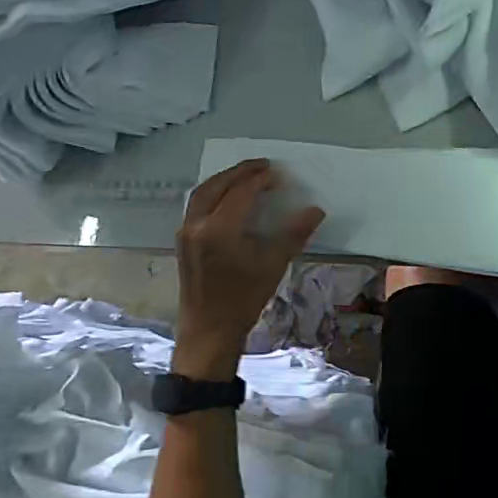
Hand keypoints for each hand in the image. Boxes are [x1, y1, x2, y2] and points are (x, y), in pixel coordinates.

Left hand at [173, 159, 325, 379]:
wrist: (209, 331)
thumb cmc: (243, 301)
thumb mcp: (272, 266)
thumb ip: (293, 234)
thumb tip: (315, 210)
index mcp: (219, 230)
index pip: (241, 192)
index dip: (261, 180)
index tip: (280, 175)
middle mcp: (197, 225)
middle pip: (217, 185)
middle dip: (241, 172)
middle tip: (264, 166)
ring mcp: (185, 233)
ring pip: (202, 193)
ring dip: (224, 180)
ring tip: (247, 176)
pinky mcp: (182, 241)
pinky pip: (196, 206)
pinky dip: (213, 193)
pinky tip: (229, 198)